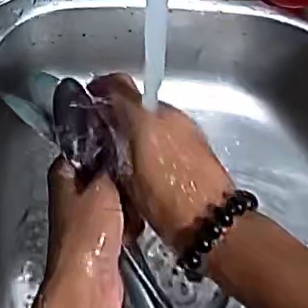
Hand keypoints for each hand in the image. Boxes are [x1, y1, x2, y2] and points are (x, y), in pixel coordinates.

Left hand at [29, 158, 123, 307]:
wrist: (91, 284)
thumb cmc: (85, 236)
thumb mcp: (104, 184)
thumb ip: (112, 163)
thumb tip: (120, 151)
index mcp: (62, 174)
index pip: (86, 147)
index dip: (105, 146)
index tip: (120, 146)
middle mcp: (71, 196)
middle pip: (104, 174)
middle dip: (119, 181)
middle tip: (126, 185)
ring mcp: (87, 219)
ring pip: (116, 199)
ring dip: (127, 205)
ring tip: (129, 211)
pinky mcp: (102, 241)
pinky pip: (123, 222)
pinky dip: (130, 226)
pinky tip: (131, 230)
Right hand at [90, 73, 235, 251]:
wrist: (215, 222)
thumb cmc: (167, 206)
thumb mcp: (128, 181)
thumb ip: (115, 149)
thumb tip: (106, 135)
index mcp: (145, 119)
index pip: (119, 85)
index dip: (102, 85)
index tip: (93, 92)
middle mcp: (167, 113)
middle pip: (137, 100)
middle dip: (122, 112)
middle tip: (108, 132)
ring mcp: (185, 123)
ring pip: (155, 115)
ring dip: (142, 126)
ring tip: (131, 153)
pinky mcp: (198, 137)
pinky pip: (171, 127)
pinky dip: (159, 136)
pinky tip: (155, 162)